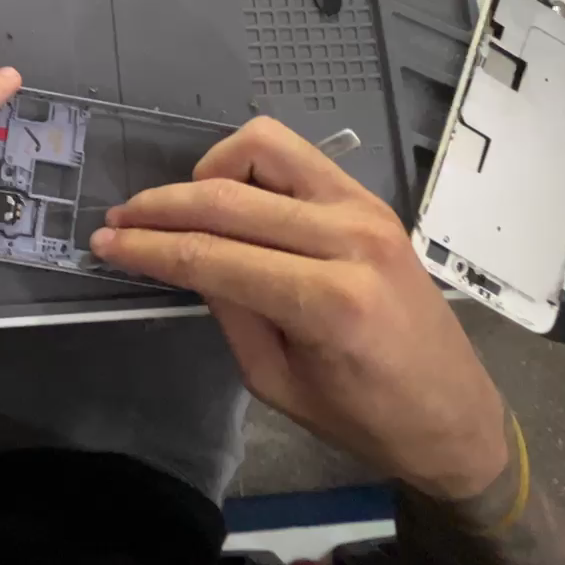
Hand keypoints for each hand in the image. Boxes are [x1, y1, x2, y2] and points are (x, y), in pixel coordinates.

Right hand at [90, 117, 508, 500]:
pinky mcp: (368, 196)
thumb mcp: (274, 379)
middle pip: (225, 198)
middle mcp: (348, 239)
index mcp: (329, 303)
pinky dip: (246, 160)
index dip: (147, 247)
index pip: (211, 256)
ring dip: (206, 170)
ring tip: (186, 207)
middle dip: (158, 207)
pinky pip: (292, 151)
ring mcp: (363, 207)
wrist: (458, 415)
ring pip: (260, 147)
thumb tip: (183, 255)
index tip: (105, 243)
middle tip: (119, 220)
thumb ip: (227, 307)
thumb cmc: (366, 417)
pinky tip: (232, 194)